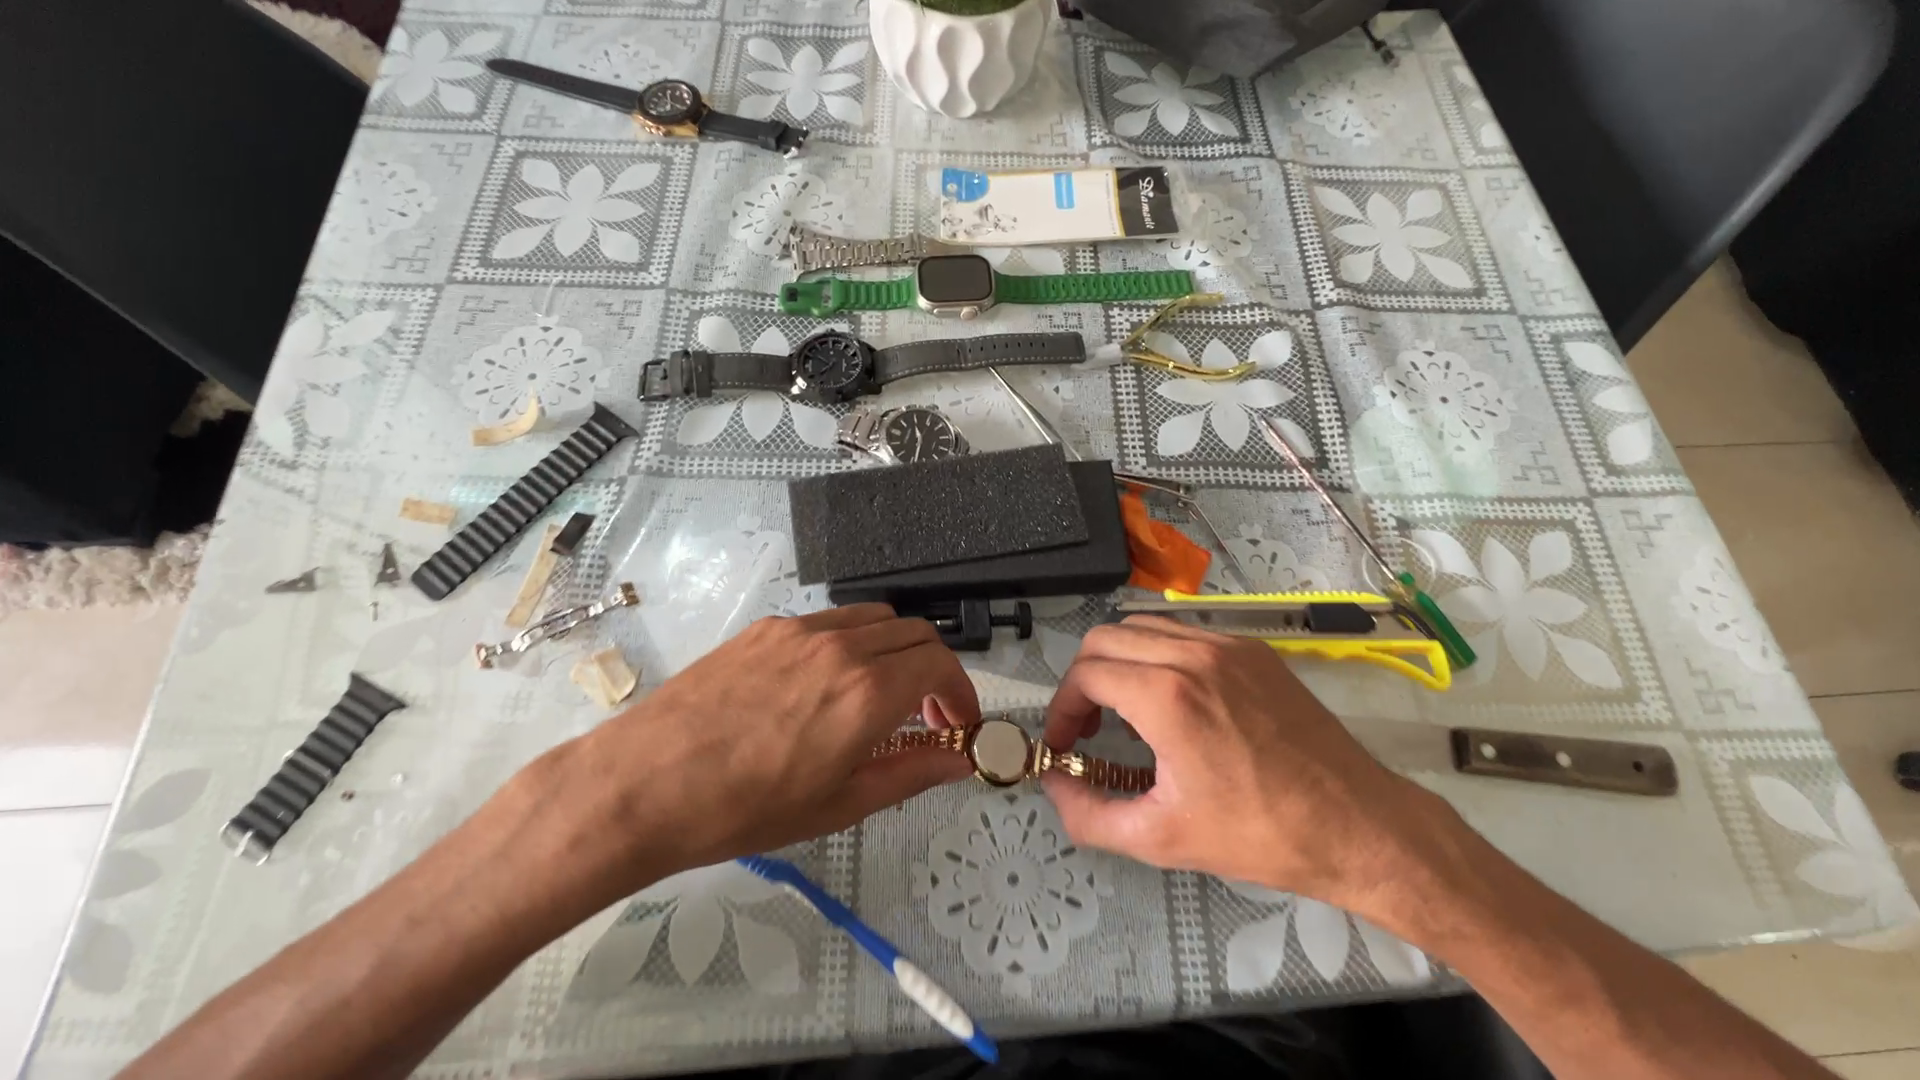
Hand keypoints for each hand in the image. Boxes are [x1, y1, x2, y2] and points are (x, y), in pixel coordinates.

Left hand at [559, 605, 978, 888]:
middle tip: (927, 717)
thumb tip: (959, 759)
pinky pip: (828, 623)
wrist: (643, 784)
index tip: (960, 724)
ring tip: (879, 698)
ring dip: (895, 651)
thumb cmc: (745, 810)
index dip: (963, 693)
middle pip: (915, 632)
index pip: (941, 665)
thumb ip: (911, 772)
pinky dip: (850, 644)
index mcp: (866, 692)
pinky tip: (823, 688)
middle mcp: (840, 647)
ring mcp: (798, 631)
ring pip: (873, 619)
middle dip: (935, 670)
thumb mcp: (839, 805)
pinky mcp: (763, 629)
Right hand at [1039, 616, 1442, 909]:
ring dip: (1119, 661)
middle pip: (1105, 638)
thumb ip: (1088, 813)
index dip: (1060, 708)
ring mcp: (1229, 647)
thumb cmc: (1258, 835)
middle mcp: (1194, 655)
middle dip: (1082, 680)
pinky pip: (1186, 634)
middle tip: (1087, 727)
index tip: (1064, 743)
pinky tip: (1173, 702)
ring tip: (1125, 711)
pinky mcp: (1255, 652)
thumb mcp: (1159, 838)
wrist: (1358, 825)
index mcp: (1167, 696)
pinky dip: (1159, 656)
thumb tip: (1053, 783)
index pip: (1085, 674)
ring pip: (1144, 627)